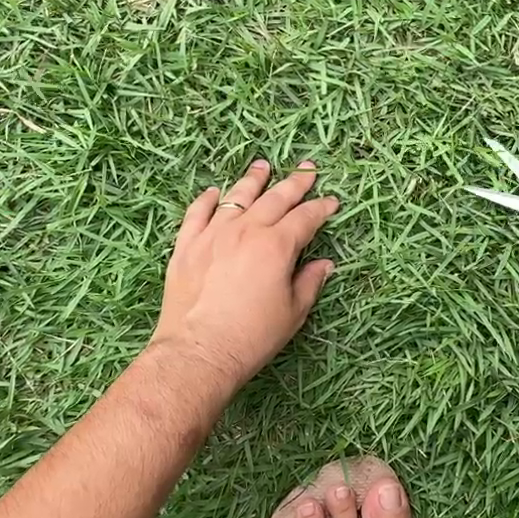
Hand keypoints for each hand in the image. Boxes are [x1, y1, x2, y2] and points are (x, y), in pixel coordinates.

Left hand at [147, 159, 340, 393]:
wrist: (198, 352)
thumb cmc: (252, 337)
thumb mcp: (293, 312)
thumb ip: (309, 282)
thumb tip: (324, 264)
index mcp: (277, 245)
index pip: (306, 217)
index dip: (322, 208)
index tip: (332, 202)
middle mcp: (246, 230)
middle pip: (275, 197)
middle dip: (295, 182)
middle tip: (307, 168)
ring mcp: (213, 234)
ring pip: (237, 197)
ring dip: (253, 180)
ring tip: (263, 166)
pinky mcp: (186, 245)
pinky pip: (197, 213)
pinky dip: (208, 199)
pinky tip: (215, 192)